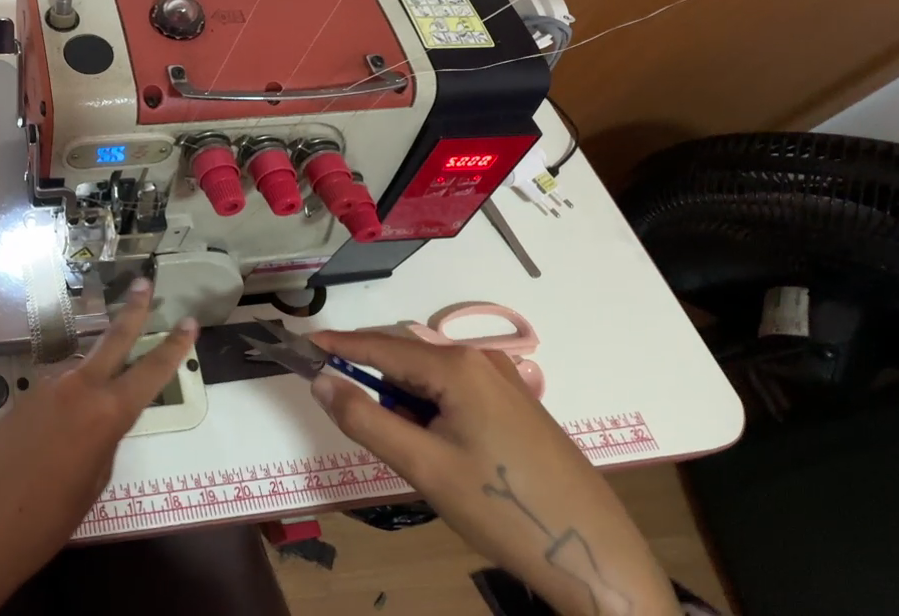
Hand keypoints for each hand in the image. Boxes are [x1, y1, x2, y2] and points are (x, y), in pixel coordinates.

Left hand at [0, 279, 196, 614]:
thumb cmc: (50, 517)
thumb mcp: (95, 482)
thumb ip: (104, 440)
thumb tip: (99, 419)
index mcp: (105, 414)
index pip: (150, 373)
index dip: (173, 347)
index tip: (189, 321)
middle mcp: (76, 388)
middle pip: (112, 340)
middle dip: (131, 310)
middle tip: (144, 282)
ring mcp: (45, 388)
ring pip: (80, 369)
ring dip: (93, 372)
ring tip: (96, 405)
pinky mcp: (22, 397)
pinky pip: (55, 390)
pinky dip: (66, 398)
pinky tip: (59, 429)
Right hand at [309, 331, 679, 615]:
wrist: (596, 555)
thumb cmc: (502, 507)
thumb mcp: (422, 466)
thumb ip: (364, 418)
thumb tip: (321, 380)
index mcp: (457, 367)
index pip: (380, 345)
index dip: (338, 345)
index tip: (302, 344)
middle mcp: (481, 361)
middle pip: (405, 356)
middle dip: (370, 375)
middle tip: (342, 404)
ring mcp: (505, 382)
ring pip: (431, 376)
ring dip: (402, 397)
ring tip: (400, 443)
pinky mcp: (517, 406)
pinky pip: (456, 391)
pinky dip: (429, 406)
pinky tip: (433, 443)